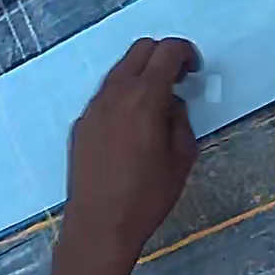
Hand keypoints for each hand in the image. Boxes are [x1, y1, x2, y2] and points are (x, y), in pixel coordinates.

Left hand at [61, 37, 199, 272]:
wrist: (99, 225)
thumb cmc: (147, 196)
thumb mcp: (181, 158)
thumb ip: (180, 119)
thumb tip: (171, 103)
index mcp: (144, 98)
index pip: (167, 51)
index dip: (185, 53)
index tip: (193, 70)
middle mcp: (115, 94)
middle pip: (140, 49)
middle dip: (163, 56)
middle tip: (177, 81)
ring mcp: (93, 107)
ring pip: (120, 70)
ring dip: (141, 74)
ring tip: (155, 106)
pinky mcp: (81, 123)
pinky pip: (105, 95)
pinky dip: (123, 95)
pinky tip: (131, 127)